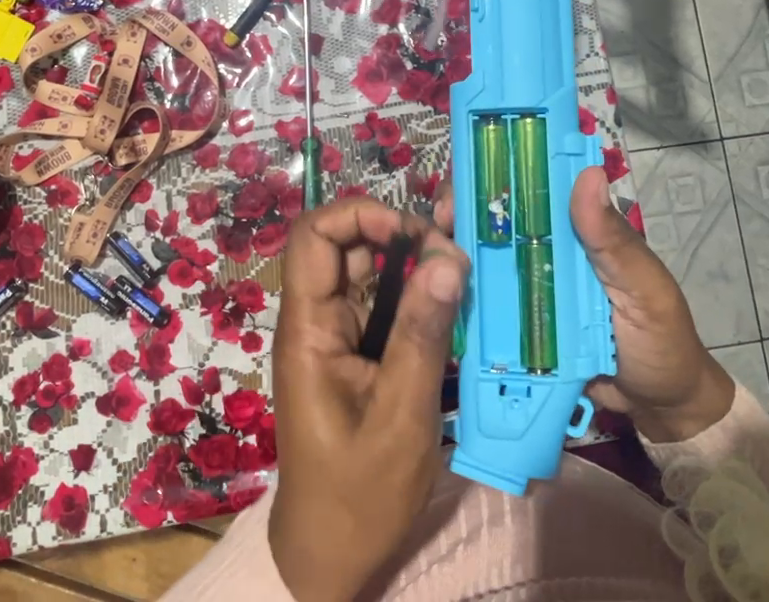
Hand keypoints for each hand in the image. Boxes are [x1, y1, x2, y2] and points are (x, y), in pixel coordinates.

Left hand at [271, 197, 470, 601]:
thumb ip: (423, 334)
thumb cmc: (360, 494)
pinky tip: (451, 301)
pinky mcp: (354, 356)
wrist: (331, 553)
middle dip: (398, 235)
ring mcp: (334, 338)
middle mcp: (315, 322)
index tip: (415, 233)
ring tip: (461, 271)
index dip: (360, 216)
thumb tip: (447, 257)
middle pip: (344, 247)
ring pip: (366, 273)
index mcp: (307, 330)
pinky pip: (381, 306)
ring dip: (411, 264)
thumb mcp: (402, 416)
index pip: (314, 236)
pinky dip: (415, 295)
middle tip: (453, 255)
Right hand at [436, 166, 733, 442]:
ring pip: (479, 266)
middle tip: (438, 230)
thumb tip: (589, 174)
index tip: (463, 183)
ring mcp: (526, 294)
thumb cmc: (661, 340)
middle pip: (492, 224)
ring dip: (450, 259)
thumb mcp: (644, 289)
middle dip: (458, 217)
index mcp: (576, 233)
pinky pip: (481, 313)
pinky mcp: (514, 333)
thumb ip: (615, 242)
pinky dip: (457, 305)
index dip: (492, 178)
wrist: (660, 410)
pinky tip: (434, 303)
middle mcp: (543, 255)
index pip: (529, 190)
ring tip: (429, 266)